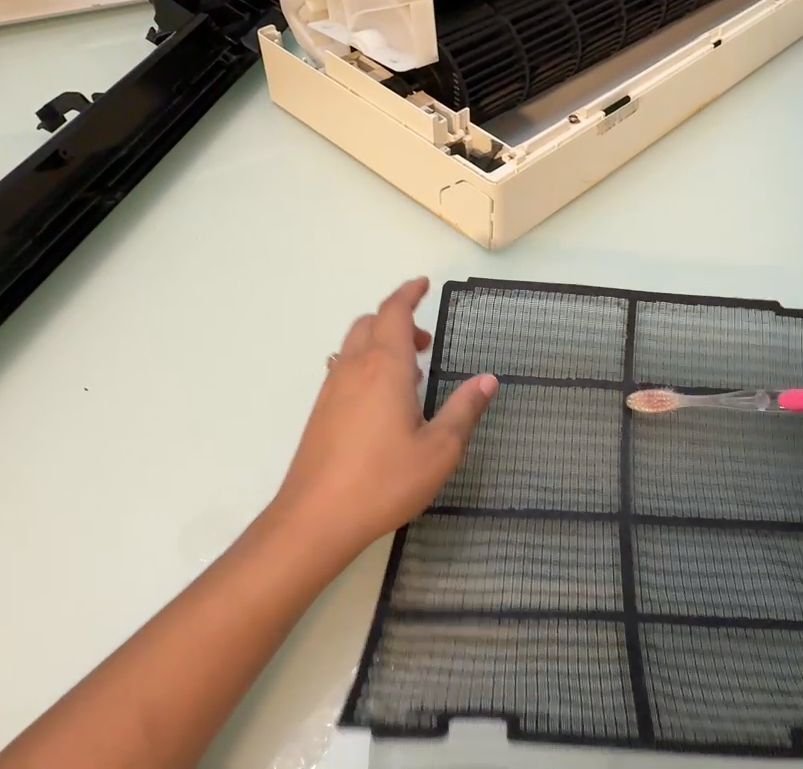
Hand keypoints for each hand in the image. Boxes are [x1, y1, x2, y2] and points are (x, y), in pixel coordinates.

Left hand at [271, 277, 497, 556]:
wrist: (315, 519)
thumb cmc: (383, 481)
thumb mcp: (440, 449)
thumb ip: (464, 410)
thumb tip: (487, 379)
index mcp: (384, 367)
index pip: (393, 312)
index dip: (408, 294)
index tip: (423, 283)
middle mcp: (353, 369)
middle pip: (370, 323)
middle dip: (397, 320)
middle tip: (426, 341)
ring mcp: (332, 390)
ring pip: (353, 346)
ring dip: (381, 343)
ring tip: (410, 371)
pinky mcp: (321, 412)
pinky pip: (344, 368)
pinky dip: (366, 364)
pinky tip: (382, 400)